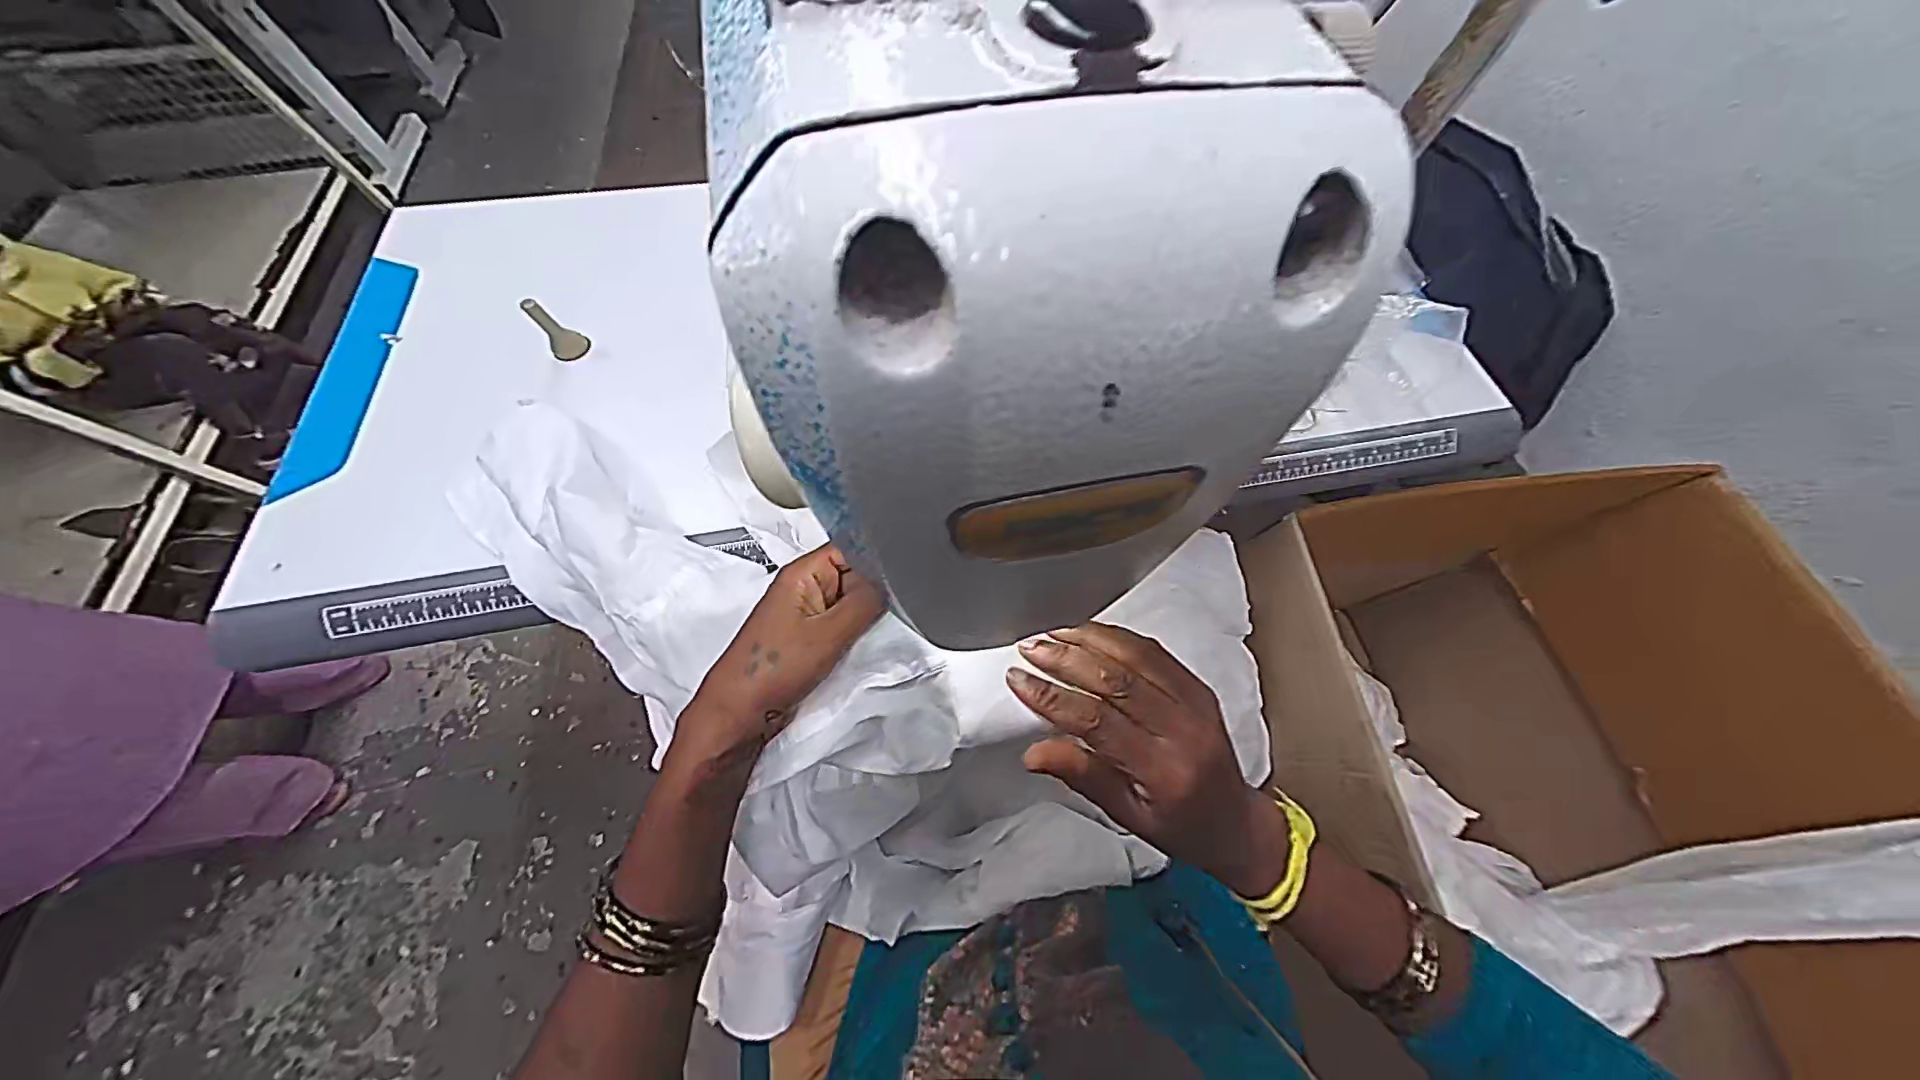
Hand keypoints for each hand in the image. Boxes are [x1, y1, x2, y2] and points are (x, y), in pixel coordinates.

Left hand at [666, 545, 884, 780]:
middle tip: (883, 614)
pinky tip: (858, 648)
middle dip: (874, 592)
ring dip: (865, 618)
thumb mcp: (829, 632)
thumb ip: (866, 602)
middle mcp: (805, 588)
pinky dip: (855, 636)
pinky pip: (843, 627)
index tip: (902, 577)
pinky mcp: (810, 638)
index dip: (878, 558)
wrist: (739, 715)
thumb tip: (891, 583)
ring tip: (866, 634)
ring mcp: (808, 614)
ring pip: (852, 604)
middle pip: (855, 575)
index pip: (852, 546)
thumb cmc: (769, 671)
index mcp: (802, 573)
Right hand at [1009, 623, 1292, 897]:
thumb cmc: (1182, 826)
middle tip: (1031, 649)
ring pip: (1137, 656)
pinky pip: (1155, 652)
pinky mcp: (1199, 687)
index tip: (1020, 680)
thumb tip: (1033, 752)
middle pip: (1117, 680)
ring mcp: (1197, 703)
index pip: (1098, 722)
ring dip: (1090, 639)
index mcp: (1164, 771)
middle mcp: (1185, 730)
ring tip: (1054, 633)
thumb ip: (1082, 776)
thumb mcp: (1127, 815)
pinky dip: (1118, 638)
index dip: (1052, 697)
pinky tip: (1091, 633)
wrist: (1238, 823)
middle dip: (1066, 659)